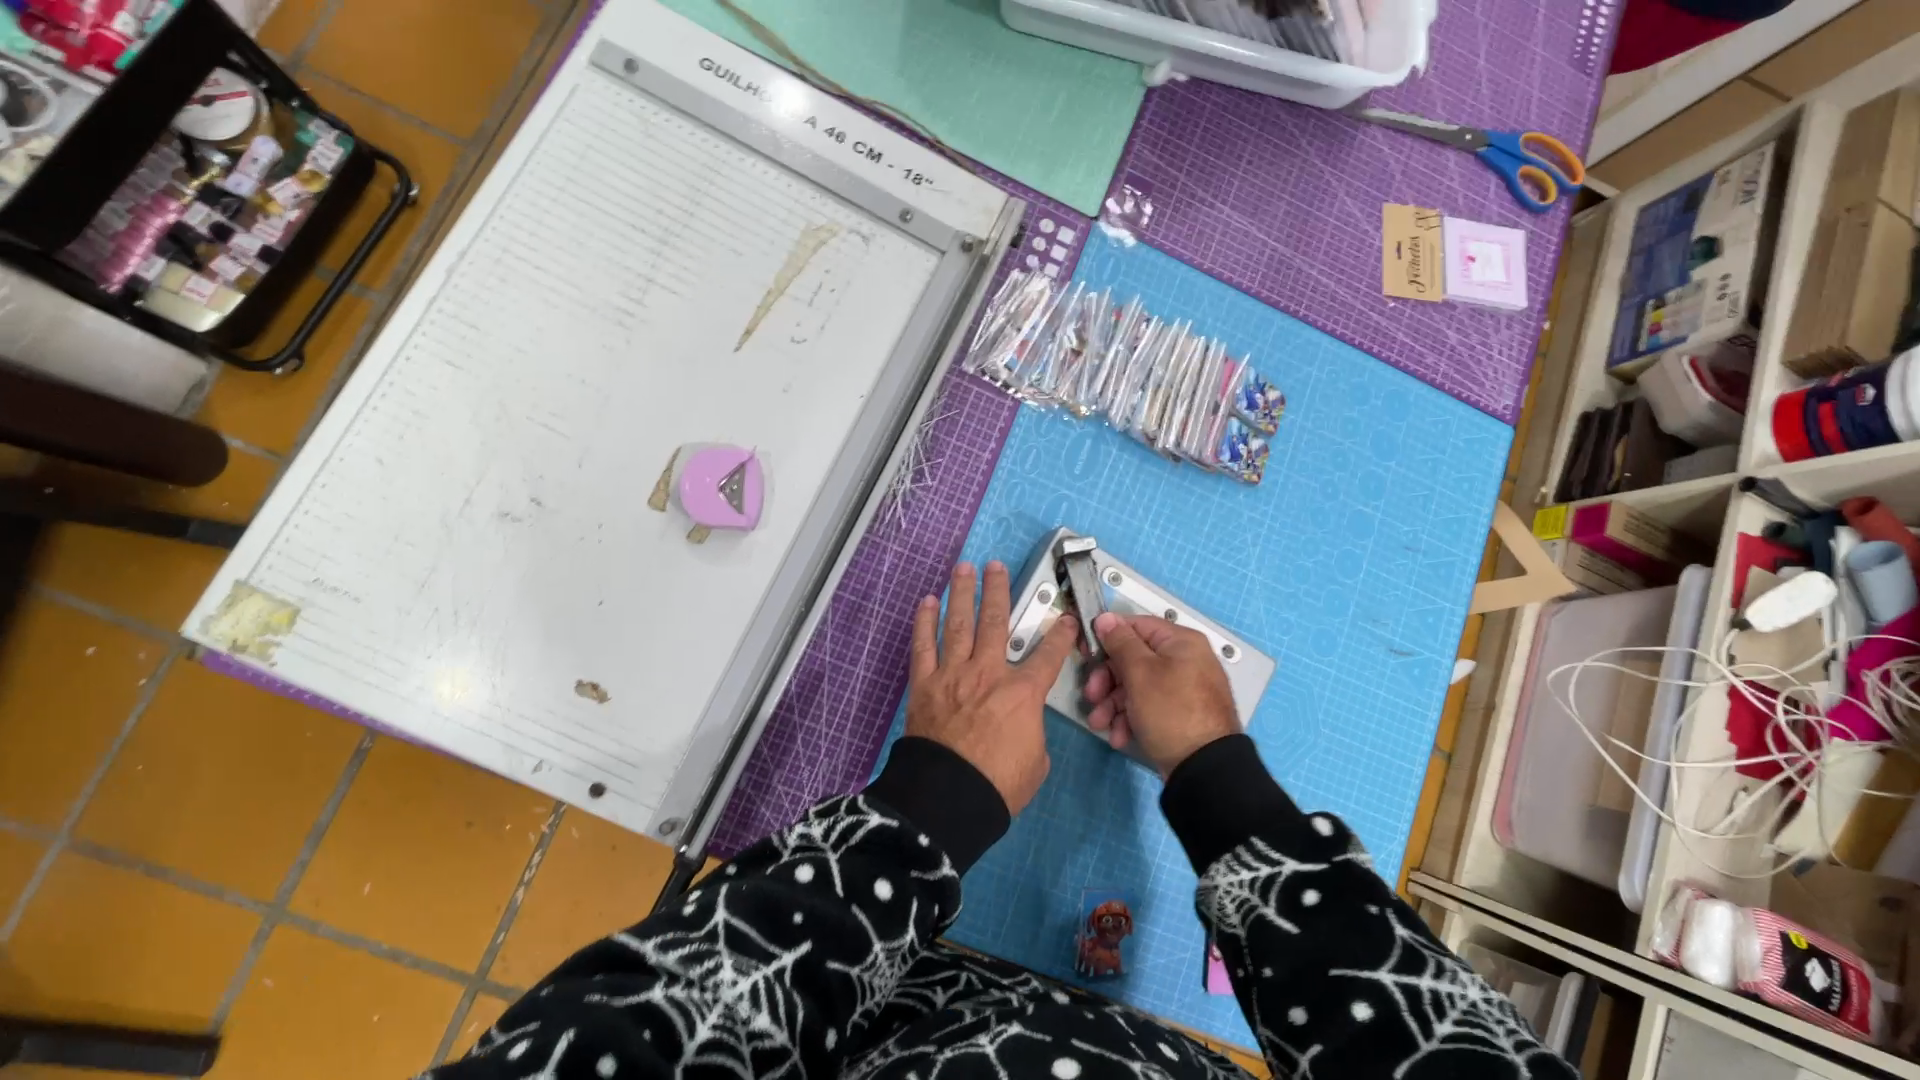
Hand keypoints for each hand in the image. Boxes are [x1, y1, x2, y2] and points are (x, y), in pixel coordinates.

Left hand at [906, 561, 1077, 814]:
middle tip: (996, 566)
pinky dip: (924, 622)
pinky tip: (926, 602)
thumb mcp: (1036, 762)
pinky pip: (923, 646)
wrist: (949, 797)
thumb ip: (1032, 733)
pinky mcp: (923, 684)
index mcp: (1023, 693)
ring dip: (961, 593)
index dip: (1060, 634)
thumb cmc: (999, 785)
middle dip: (998, 591)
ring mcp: (953, 675)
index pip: (1049, 655)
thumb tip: (1023, 725)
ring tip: (963, 569)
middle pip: (995, 621)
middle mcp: (988, 673)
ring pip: (959, 623)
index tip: (1064, 618)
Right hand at [1084, 612, 1238, 776]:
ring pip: (1136, 686)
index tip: (1085, 653)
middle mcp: (1184, 660)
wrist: (1205, 768)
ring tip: (1101, 723)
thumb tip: (1105, 617)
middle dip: (1107, 680)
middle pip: (1133, 659)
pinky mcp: (1178, 715)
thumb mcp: (1140, 673)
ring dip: (1113, 703)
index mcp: (1180, 642)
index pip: (1135, 626)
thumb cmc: (1171, 711)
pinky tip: (1119, 736)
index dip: (1107, 638)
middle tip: (1091, 696)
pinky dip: (1130, 719)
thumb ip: (1120, 642)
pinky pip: (1148, 707)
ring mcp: (1182, 689)